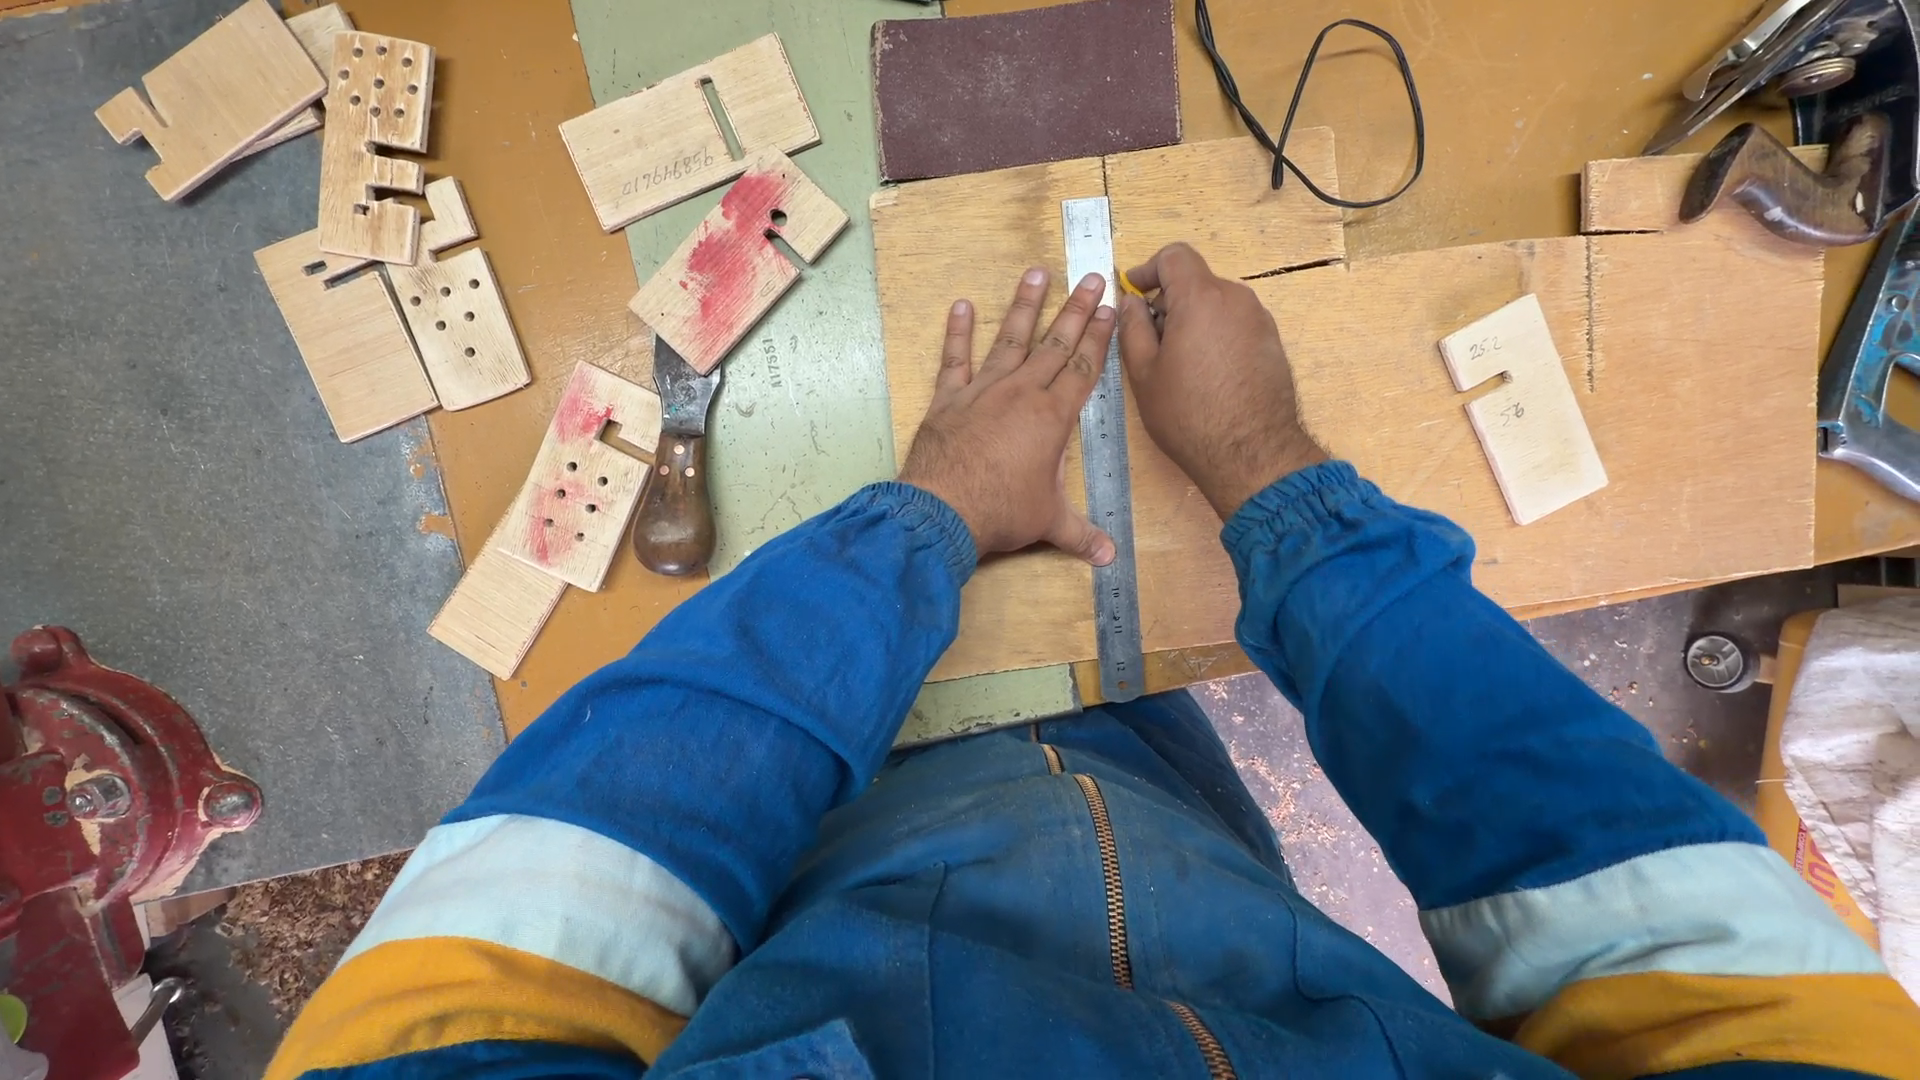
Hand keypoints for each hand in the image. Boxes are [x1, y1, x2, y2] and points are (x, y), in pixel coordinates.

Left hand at [899, 268, 1116, 566]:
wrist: (944, 511)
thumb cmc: (1002, 513)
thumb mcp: (1049, 523)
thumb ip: (1081, 535)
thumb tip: (1110, 559)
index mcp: (1052, 418)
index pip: (1084, 369)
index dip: (1099, 339)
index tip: (1110, 308)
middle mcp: (1021, 394)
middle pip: (1055, 345)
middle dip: (1075, 311)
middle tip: (1089, 278)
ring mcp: (983, 392)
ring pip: (1009, 340)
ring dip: (1024, 307)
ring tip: (1036, 273)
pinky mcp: (949, 400)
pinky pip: (955, 360)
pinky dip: (957, 333)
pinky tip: (960, 307)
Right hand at [1119, 243, 1325, 519]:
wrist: (1250, 452)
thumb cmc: (1187, 414)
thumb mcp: (1145, 373)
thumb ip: (1133, 328)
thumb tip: (1131, 302)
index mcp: (1201, 298)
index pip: (1174, 256)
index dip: (1148, 269)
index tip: (1133, 293)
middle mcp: (1236, 298)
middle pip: (1195, 282)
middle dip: (1168, 302)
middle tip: (1149, 340)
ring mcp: (1259, 320)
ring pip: (1216, 304)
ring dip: (1192, 320)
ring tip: (1177, 364)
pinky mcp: (1271, 342)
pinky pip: (1234, 325)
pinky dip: (1214, 335)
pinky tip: (1205, 375)